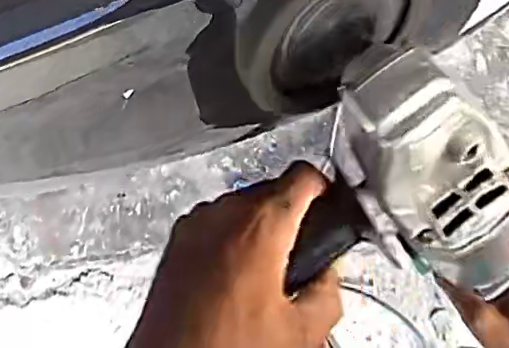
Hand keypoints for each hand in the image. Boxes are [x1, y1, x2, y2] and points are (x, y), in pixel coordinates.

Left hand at [126, 162, 341, 347]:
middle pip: (271, 192)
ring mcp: (197, 220)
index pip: (302, 177)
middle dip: (292, 217)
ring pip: (241, 207)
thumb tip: (328, 274)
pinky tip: (235, 279)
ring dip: (259, 229)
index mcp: (261, 224)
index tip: (330, 198)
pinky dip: (230, 238)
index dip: (323, 186)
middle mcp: (225, 211)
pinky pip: (214, 223)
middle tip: (305, 256)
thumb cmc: (226, 345)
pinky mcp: (179, 235)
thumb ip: (326, 294)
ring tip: (268, 277)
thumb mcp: (300, 333)